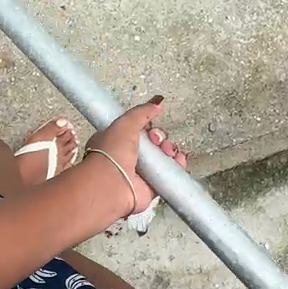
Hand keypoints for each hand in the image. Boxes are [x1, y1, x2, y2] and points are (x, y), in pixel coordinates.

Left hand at [83, 96, 188, 217]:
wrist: (111, 184)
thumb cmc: (109, 154)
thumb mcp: (125, 123)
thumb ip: (142, 112)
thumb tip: (157, 101)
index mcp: (115, 141)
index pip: (137, 130)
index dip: (148, 127)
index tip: (151, 127)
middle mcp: (126, 158)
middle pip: (152, 144)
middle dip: (160, 139)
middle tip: (158, 140)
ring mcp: (138, 173)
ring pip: (162, 159)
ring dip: (170, 152)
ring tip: (169, 151)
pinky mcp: (150, 187)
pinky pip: (167, 175)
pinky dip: (176, 168)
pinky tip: (178, 161)